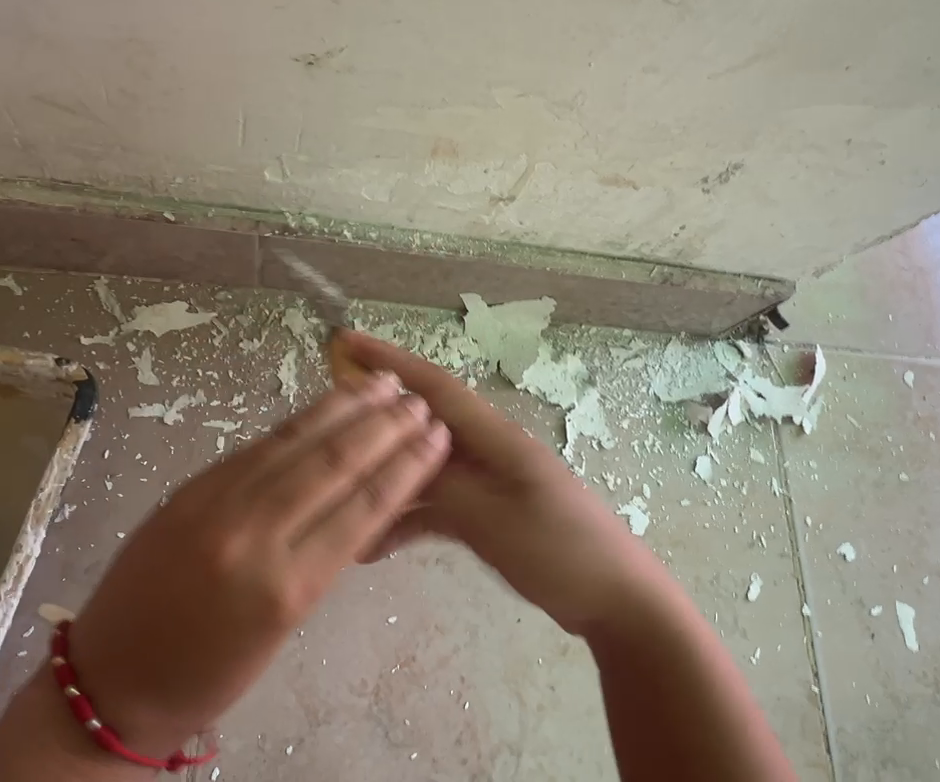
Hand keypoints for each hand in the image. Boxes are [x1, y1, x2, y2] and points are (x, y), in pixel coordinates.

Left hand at [64, 372, 449, 749]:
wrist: (110, 679)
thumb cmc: (208, 674)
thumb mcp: (281, 628)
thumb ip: (320, 557)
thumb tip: (361, 496)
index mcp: (285, 587)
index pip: (363, 509)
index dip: (406, 466)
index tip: (436, 436)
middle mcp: (254, 534)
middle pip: (334, 464)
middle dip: (385, 427)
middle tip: (420, 401)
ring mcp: (217, 503)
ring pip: (296, 441)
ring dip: (346, 408)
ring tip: (384, 384)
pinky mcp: (192, 487)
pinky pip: (259, 445)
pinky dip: (301, 420)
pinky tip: (326, 404)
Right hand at [339, 331, 674, 637]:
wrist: (614, 600)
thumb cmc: (561, 551)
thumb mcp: (496, 519)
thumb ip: (445, 486)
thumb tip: (398, 458)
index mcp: (497, 438)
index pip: (436, 387)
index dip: (391, 361)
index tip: (346, 340)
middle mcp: (488, 451)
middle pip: (422, 426)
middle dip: (377, 421)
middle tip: (325, 425)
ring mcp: (488, 484)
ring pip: (424, 471)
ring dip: (387, 482)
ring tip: (338, 498)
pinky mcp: (488, 515)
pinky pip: (438, 507)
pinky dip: (407, 519)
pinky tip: (372, 545)